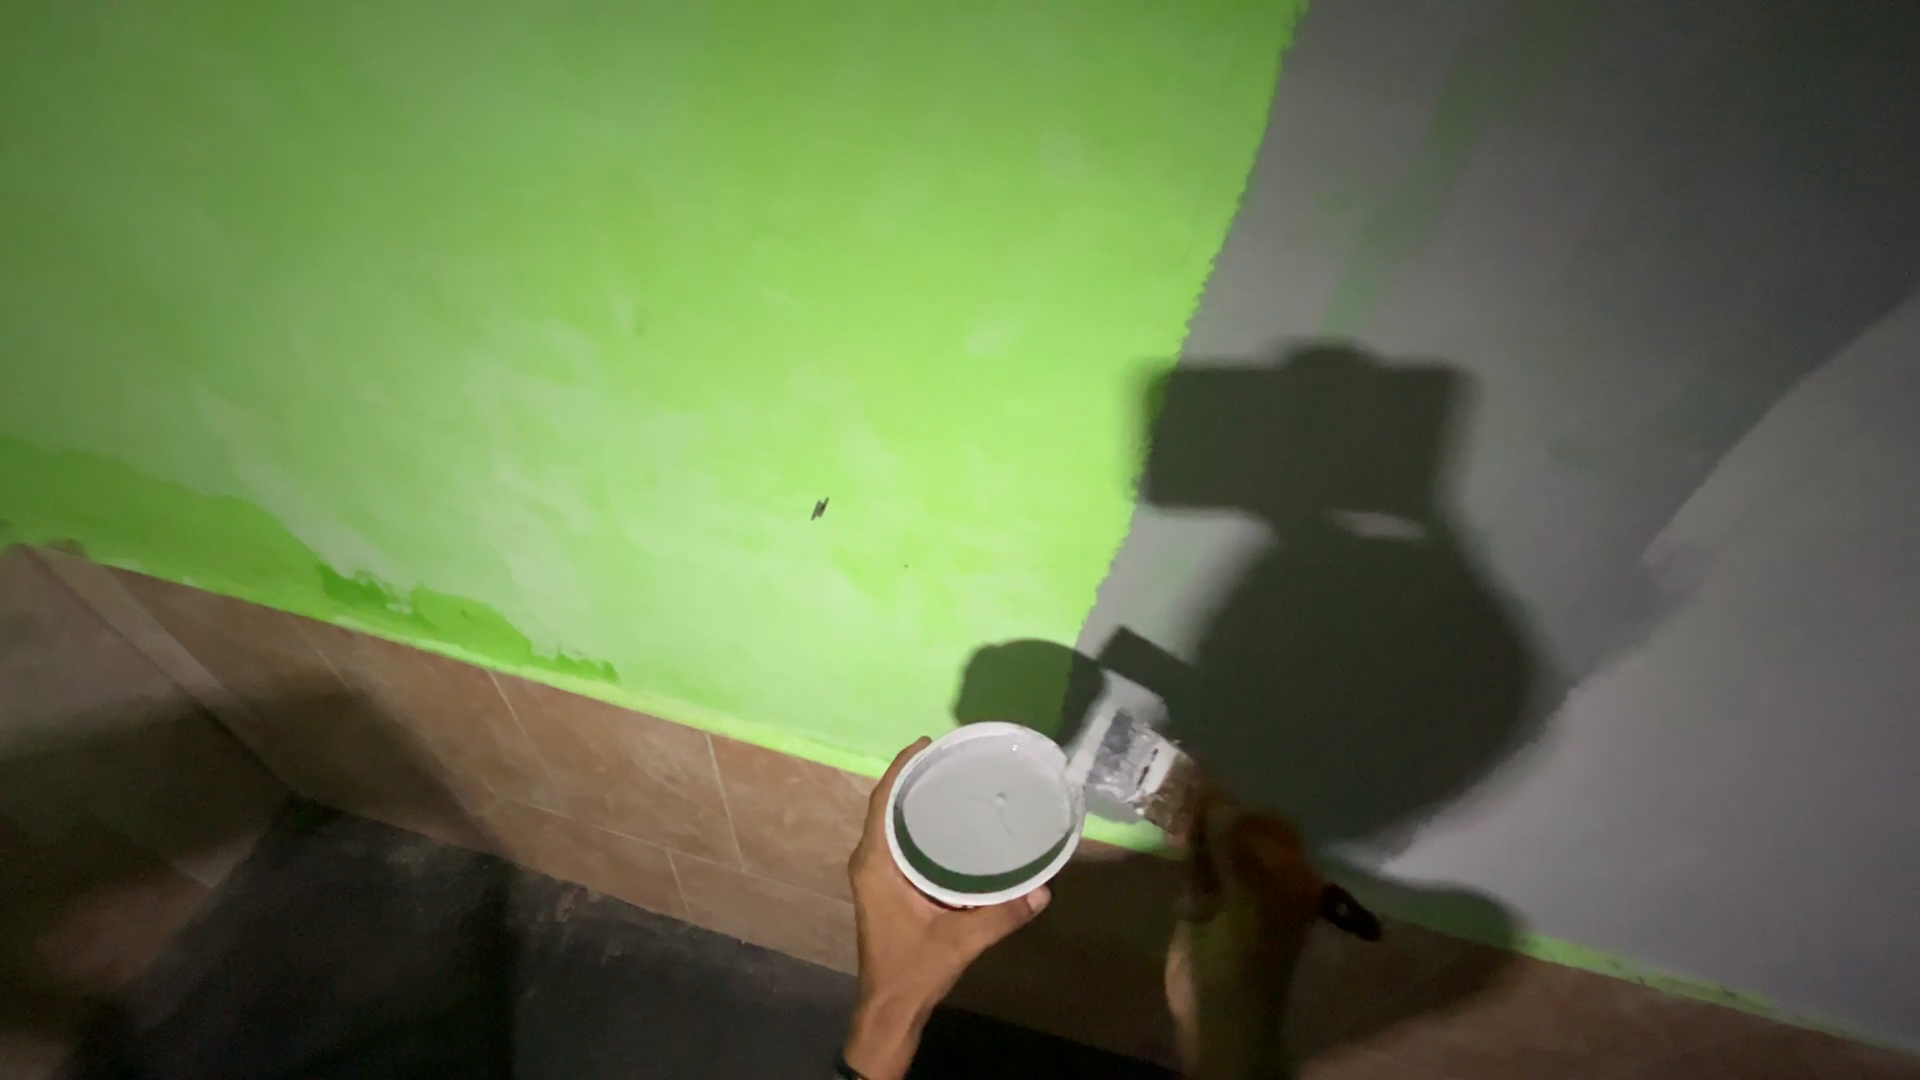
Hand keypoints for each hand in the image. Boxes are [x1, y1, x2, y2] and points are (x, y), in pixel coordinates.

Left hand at [841, 737, 1050, 1079]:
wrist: (890, 1010)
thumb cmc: (913, 969)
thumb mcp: (960, 940)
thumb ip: (1001, 915)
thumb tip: (1044, 889)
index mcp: (875, 862)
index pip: (882, 800)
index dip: (901, 767)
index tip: (926, 743)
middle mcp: (870, 860)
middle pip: (886, 804)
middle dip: (913, 777)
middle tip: (949, 757)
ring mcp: (875, 873)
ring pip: (890, 822)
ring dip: (913, 799)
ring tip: (950, 779)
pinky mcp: (884, 884)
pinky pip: (896, 839)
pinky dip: (916, 822)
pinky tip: (947, 822)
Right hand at [1164, 798, 1345, 1079]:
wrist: (1216, 1012)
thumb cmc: (1241, 958)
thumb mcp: (1244, 900)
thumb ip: (1232, 847)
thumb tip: (1217, 796)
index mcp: (1287, 878)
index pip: (1270, 824)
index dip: (1240, 800)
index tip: (1207, 775)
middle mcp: (1263, 876)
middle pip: (1239, 829)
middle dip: (1214, 804)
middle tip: (1182, 773)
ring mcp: (1231, 887)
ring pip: (1214, 841)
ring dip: (1194, 817)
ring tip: (1167, 784)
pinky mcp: (1202, 897)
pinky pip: (1194, 859)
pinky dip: (1181, 838)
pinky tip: (1162, 816)